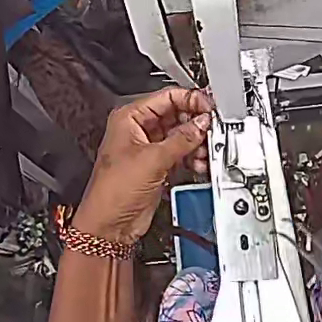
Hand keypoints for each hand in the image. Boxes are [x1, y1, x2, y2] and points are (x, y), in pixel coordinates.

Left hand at [72, 88, 212, 245]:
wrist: (110, 225)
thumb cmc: (113, 192)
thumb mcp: (153, 159)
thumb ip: (182, 138)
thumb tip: (202, 123)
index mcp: (129, 118)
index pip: (167, 97)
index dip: (190, 100)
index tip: (209, 108)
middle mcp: (140, 130)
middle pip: (177, 115)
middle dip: (196, 124)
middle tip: (211, 130)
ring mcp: (150, 148)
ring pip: (182, 135)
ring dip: (197, 143)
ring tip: (204, 151)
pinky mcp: (159, 165)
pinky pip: (182, 154)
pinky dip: (193, 157)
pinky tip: (198, 163)